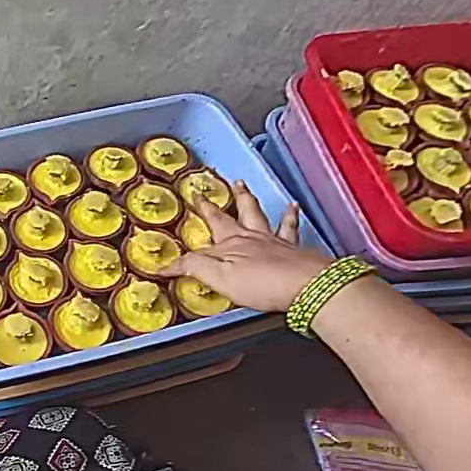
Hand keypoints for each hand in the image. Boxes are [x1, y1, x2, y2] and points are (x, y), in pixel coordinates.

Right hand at [158, 181, 334, 312]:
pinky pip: (289, 226)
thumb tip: (168, 265)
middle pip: (227, 218)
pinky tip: (292, 207)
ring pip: (255, 213)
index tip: (164, 265)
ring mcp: (271, 240)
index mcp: (228, 247)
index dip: (180, 260)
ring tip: (241, 186)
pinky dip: (289, 215)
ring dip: (246, 199)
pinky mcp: (291, 248)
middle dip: (211, 208)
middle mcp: (248, 238)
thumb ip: (195, 268)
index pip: (196, 252)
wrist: (306, 285)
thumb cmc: (262, 284)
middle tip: (202, 194)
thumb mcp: (220, 279)